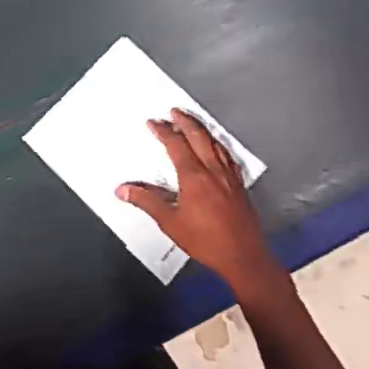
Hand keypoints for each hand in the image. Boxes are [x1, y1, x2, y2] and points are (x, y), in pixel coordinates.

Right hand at [117, 110, 284, 293]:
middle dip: (185, 121)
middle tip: (175, 112)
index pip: (176, 145)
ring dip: (202, 129)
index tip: (154, 123)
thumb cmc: (208, 241)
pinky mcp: (238, 185)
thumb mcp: (170, 222)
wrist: (242, 256)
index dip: (164, 131)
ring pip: (215, 143)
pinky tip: (218, 148)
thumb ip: (147, 201)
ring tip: (194, 123)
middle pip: (198, 136)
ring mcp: (228, 177)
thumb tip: (125, 190)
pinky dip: (219, 145)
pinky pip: (228, 156)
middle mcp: (213, 171)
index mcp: (194, 177)